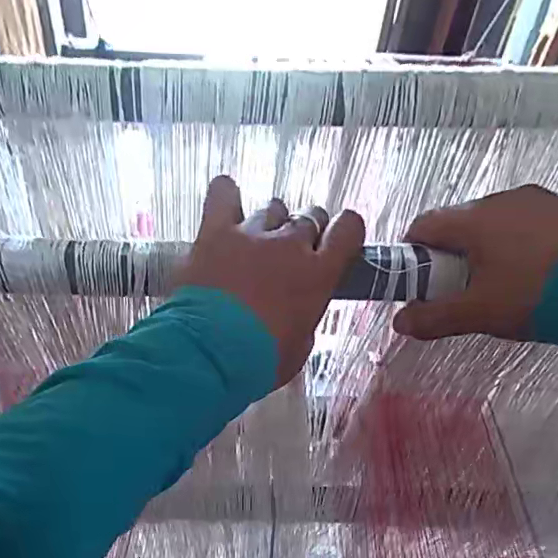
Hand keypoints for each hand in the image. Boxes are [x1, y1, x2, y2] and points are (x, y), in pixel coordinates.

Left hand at [175, 175, 365, 387]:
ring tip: (254, 248)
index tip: (334, 245)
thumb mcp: (298, 350)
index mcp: (318, 275)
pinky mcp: (215, 232)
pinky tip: (226, 207)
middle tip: (287, 260)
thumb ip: (305, 319)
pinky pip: (223, 194)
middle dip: (303, 235)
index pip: (348, 229)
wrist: (208, 356)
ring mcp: (252, 234)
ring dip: (269, 225)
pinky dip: (227, 196)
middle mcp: (290, 245)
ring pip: (272, 209)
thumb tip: (299, 312)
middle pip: (309, 218)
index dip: (343, 233)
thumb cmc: (258, 363)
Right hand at [391, 185, 557, 341]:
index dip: (411, 254)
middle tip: (455, 292)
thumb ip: (432, 317)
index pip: (424, 225)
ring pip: (491, 225)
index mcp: (474, 220)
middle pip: (458, 225)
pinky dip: (512, 247)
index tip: (415, 283)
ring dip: (481, 252)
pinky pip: (522, 226)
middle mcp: (502, 200)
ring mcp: (537, 202)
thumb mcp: (475, 313)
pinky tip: (525, 276)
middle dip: (448, 256)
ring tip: (494, 287)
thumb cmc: (530, 295)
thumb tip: (399, 321)